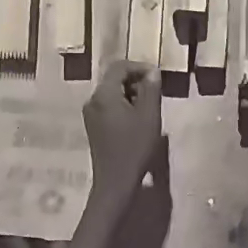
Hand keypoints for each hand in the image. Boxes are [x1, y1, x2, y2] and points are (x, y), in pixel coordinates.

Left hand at [84, 61, 161, 198]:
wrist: (116, 180)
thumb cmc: (135, 146)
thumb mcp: (149, 115)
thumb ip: (151, 89)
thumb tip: (152, 71)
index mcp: (104, 94)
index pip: (119, 67)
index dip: (139, 67)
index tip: (157, 77)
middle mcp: (92, 100)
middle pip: (113, 79)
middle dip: (135, 81)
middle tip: (155, 93)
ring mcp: (90, 114)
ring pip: (111, 93)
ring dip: (130, 94)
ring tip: (148, 107)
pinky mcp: (93, 126)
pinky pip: (108, 106)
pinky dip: (123, 105)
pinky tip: (136, 120)